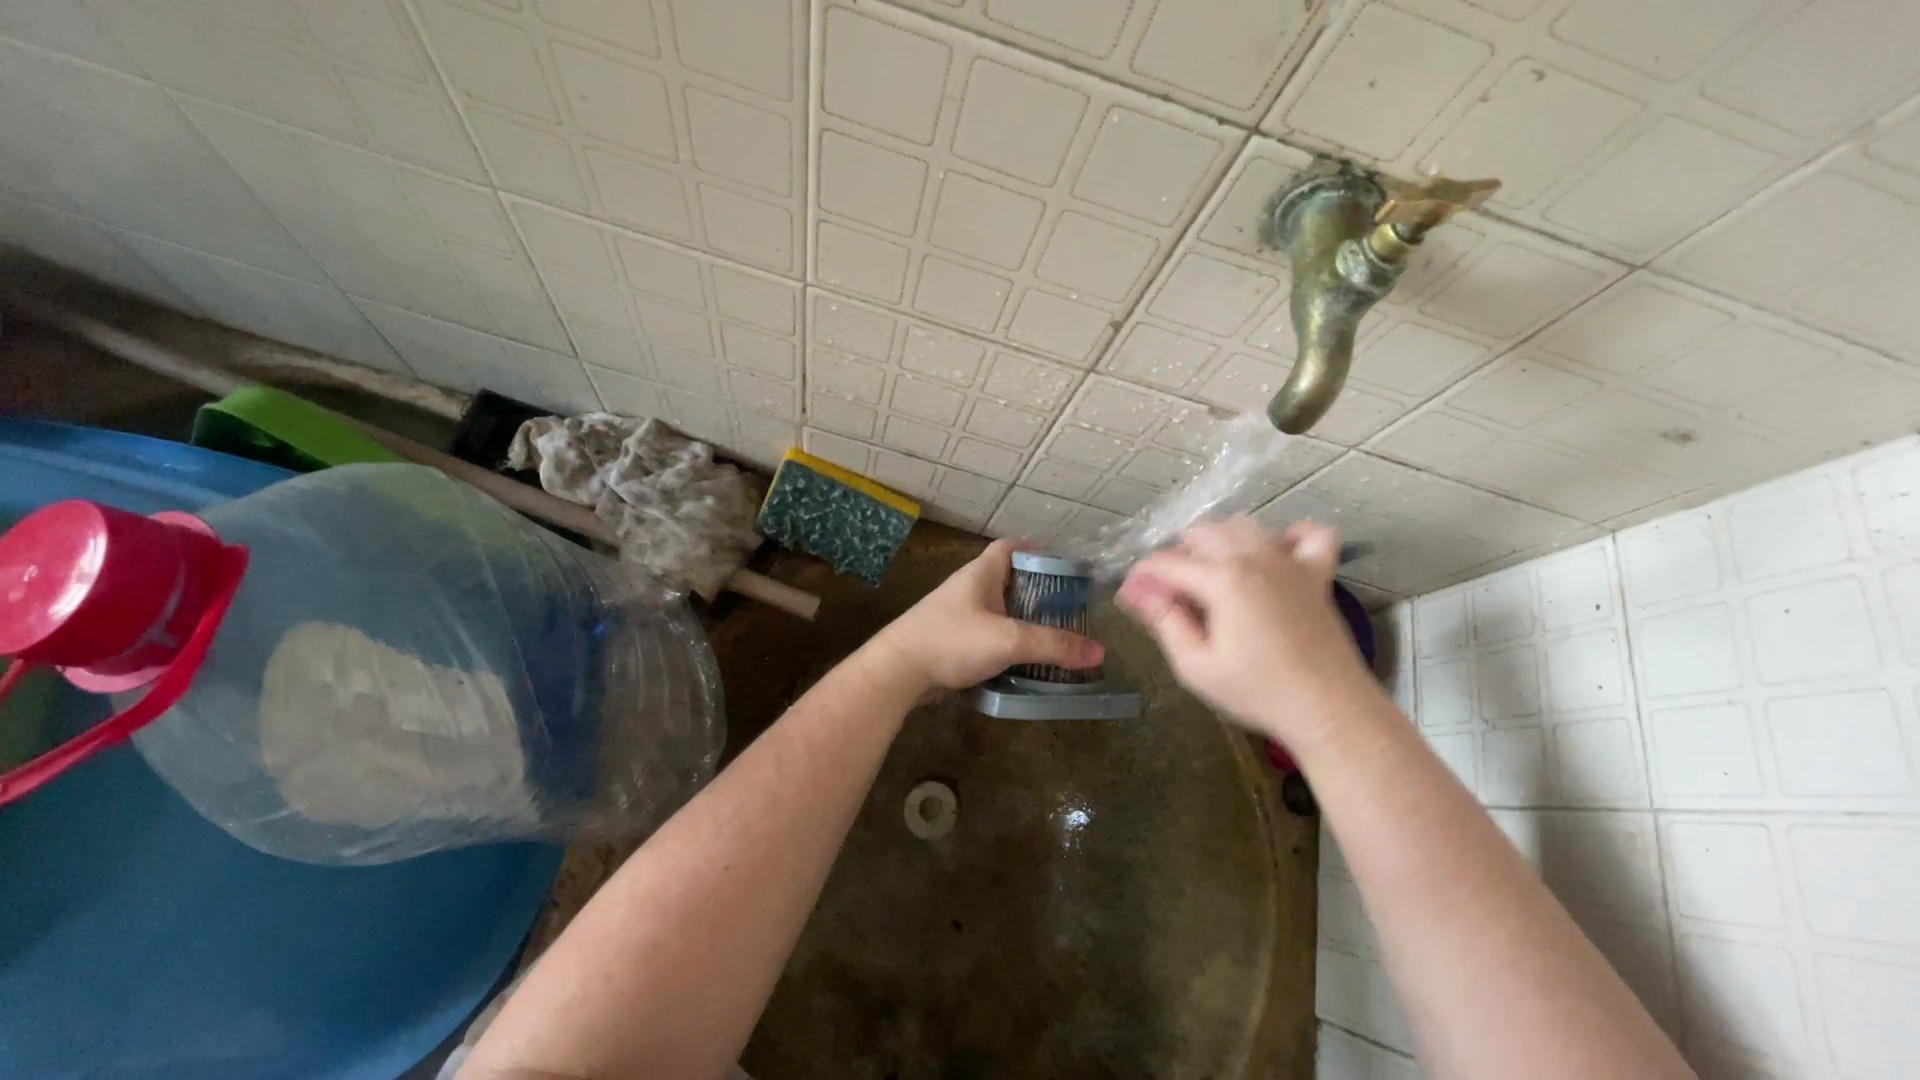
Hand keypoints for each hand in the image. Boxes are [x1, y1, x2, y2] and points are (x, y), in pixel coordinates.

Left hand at [866, 538, 1103, 695]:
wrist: (897, 673)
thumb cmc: (951, 641)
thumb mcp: (1009, 639)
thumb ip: (1053, 645)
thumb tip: (1098, 651)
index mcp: (981, 574)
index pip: (1010, 547)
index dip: (1037, 550)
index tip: (1064, 565)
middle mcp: (969, 590)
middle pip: (1010, 583)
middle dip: (1039, 596)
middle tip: (1070, 611)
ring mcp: (959, 618)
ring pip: (999, 616)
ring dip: (1024, 626)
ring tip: (1055, 641)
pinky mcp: (952, 645)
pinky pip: (988, 641)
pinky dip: (1008, 649)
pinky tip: (1026, 666)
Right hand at [1114, 519, 1379, 750]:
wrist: (1330, 709)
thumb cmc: (1257, 692)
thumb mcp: (1196, 666)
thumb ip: (1165, 622)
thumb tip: (1137, 592)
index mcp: (1222, 580)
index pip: (1168, 563)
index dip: (1144, 576)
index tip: (1131, 595)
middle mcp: (1255, 558)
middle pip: (1202, 533)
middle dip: (1178, 555)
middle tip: (1171, 594)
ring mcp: (1290, 562)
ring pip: (1243, 526)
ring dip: (1220, 542)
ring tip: (1211, 577)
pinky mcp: (1318, 574)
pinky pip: (1309, 533)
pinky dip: (1288, 536)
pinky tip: (1275, 556)